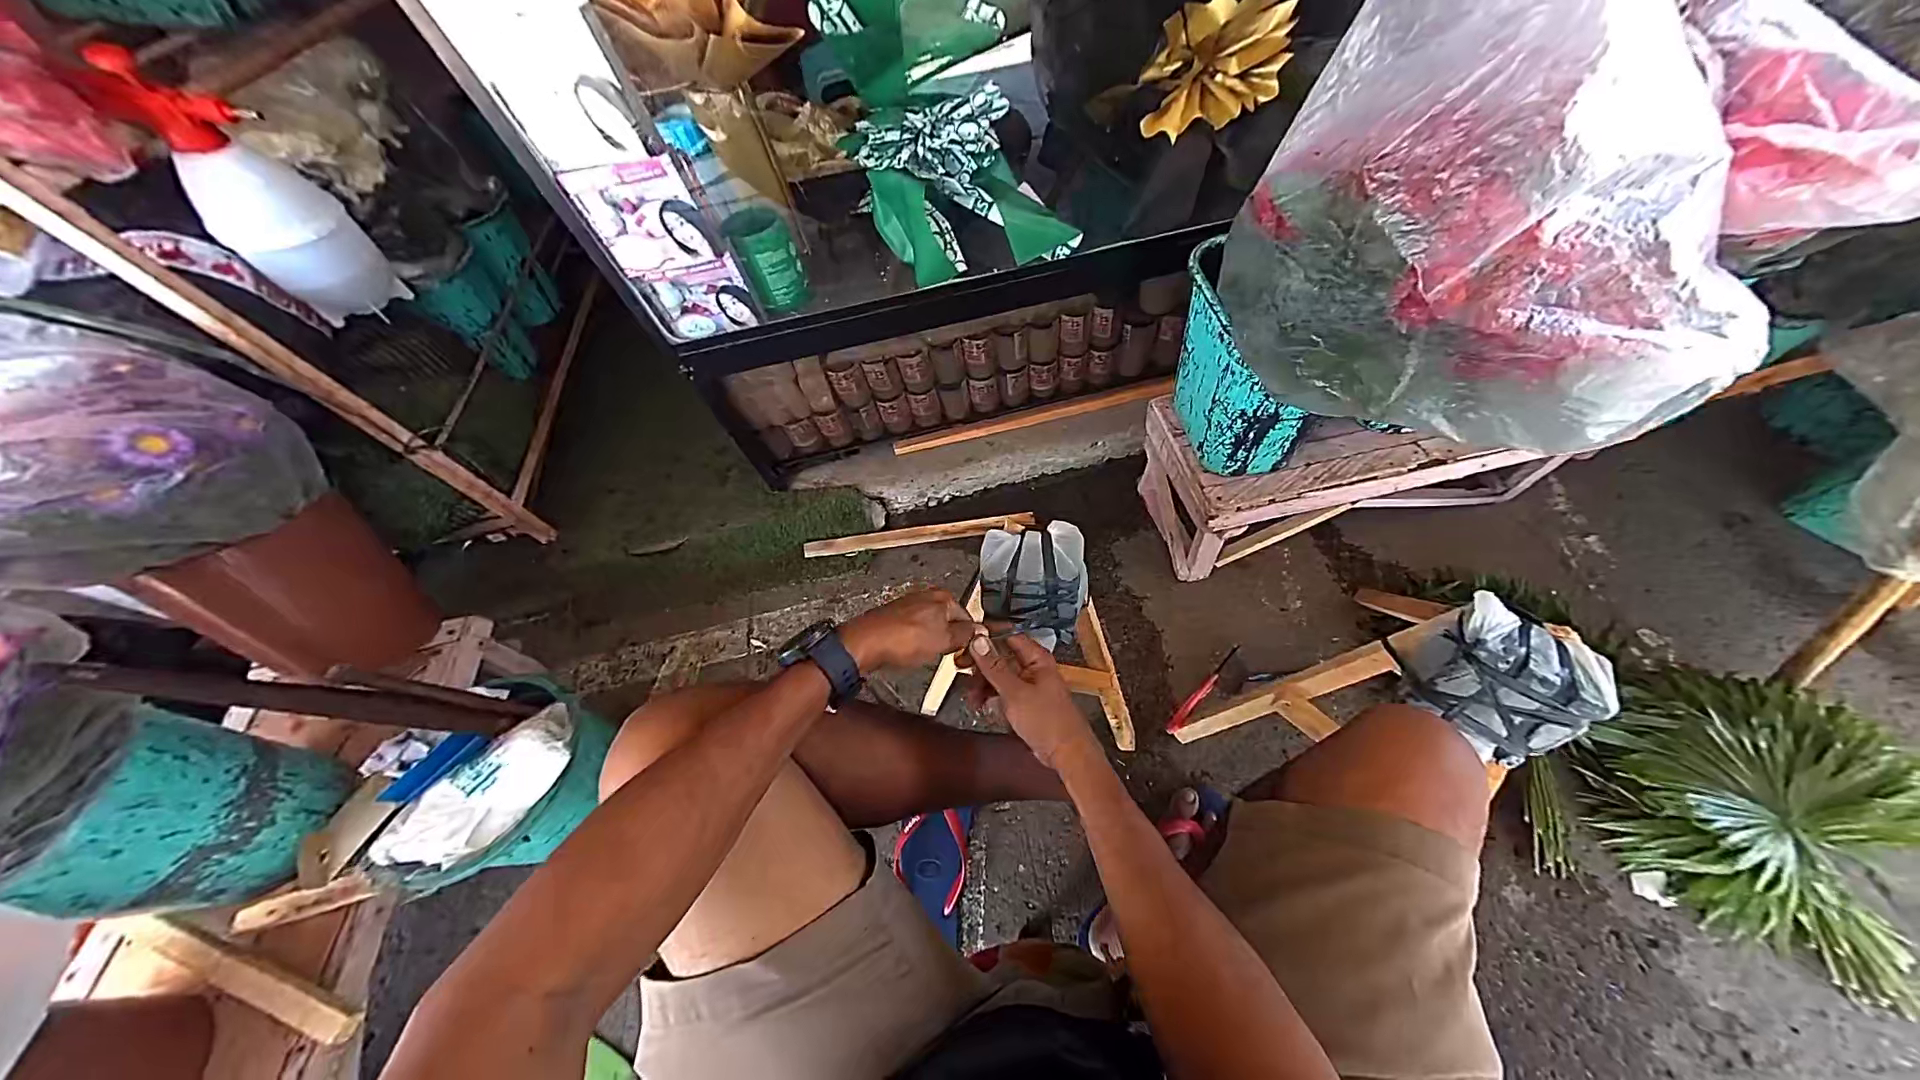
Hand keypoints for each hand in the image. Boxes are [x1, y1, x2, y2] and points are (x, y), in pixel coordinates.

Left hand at [840, 587, 978, 672]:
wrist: (865, 643)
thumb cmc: (899, 638)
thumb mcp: (944, 640)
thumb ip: (966, 635)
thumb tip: (978, 632)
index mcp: (943, 598)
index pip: (968, 618)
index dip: (969, 638)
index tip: (966, 652)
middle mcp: (926, 597)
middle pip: (949, 622)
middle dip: (950, 640)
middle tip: (946, 656)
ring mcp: (909, 606)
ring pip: (931, 628)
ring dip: (932, 643)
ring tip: (923, 654)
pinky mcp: (895, 618)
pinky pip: (913, 632)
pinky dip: (914, 642)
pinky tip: (908, 652)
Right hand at [966, 633, 1100, 771]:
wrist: (1066, 754)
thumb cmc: (1051, 723)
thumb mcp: (1015, 692)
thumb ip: (994, 666)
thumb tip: (980, 642)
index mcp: (1037, 658)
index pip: (1007, 636)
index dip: (986, 640)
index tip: (968, 646)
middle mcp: (1034, 668)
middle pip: (1001, 657)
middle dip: (981, 666)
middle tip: (964, 671)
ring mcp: (1029, 685)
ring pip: (1000, 675)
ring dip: (983, 684)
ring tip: (972, 696)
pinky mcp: (1026, 701)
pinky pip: (1004, 691)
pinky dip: (991, 696)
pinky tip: (981, 703)